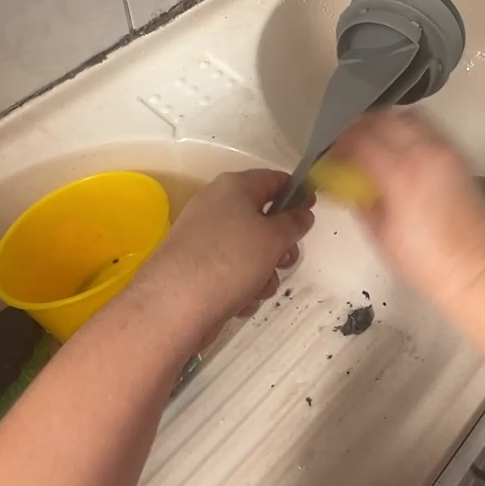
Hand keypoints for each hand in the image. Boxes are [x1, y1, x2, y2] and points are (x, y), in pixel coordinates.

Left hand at [138, 169, 313, 340]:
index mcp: (234, 187)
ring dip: (263, 272)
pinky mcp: (195, 268)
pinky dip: (241, 286)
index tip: (311, 213)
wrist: (173, 305)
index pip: (274, 179)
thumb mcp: (274, 237)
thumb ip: (293, 223)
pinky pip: (231, 271)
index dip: (296, 194)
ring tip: (259, 288)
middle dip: (280, 244)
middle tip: (285, 260)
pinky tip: (240, 302)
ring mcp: (203, 238)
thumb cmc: (231, 260)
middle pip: (262, 219)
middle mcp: (216, 206)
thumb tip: (302, 213)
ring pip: (250, 251)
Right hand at [333, 110, 484, 307]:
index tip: (332, 152)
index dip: (340, 143)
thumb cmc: (428, 262)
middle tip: (349, 140)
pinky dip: (410, 131)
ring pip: (409, 117)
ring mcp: (445, 152)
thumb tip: (353, 187)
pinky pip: (429, 130)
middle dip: (362, 125)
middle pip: (384, 118)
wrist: (477, 268)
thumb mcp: (382, 236)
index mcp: (399, 175)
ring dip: (387, 123)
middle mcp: (423, 154)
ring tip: (375, 139)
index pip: (360, 140)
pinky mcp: (459, 157)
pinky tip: (402, 150)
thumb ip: (363, 204)